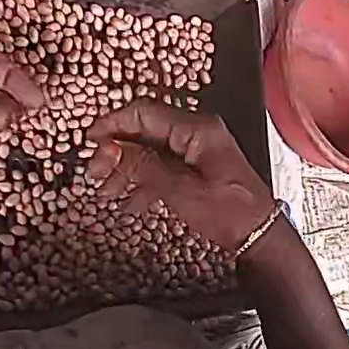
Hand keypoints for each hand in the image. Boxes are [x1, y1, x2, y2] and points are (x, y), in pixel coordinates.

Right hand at [84, 100, 273, 251]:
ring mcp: (198, 150)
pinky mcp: (199, 168)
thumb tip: (111, 149)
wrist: (260, 236)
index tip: (88, 140)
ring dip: (127, 170)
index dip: (112, 124)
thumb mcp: (181, 191)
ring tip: (107, 192)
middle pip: (145, 132)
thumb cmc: (229, 213)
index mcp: (197, 129)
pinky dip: (146, 182)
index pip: (144, 113)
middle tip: (95, 174)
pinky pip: (165, 167)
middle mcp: (197, 133)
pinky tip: (130, 204)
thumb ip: (144, 167)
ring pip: (152, 151)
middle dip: (117, 152)